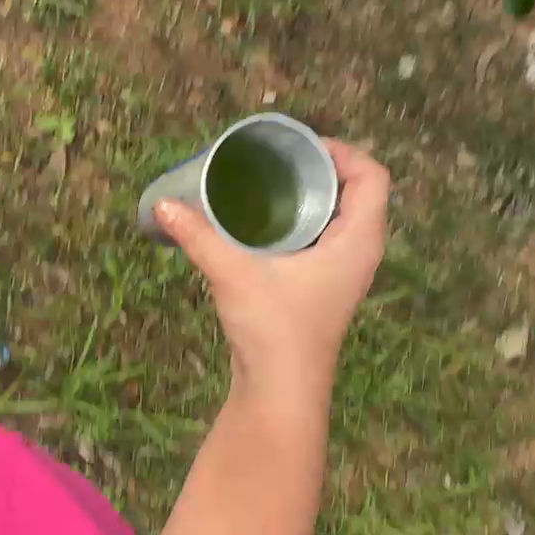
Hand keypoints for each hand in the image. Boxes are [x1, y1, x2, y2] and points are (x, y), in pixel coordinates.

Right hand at [155, 139, 389, 403]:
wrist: (281, 387)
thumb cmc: (273, 327)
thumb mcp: (233, 274)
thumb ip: (198, 238)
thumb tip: (162, 206)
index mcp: (358, 240)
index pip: (373, 176)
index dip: (342, 152)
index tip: (297, 147)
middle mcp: (359, 252)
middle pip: (355, 194)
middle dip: (317, 172)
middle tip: (272, 164)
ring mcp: (342, 274)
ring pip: (336, 220)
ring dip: (307, 200)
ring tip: (263, 189)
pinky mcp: (321, 289)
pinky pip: (319, 241)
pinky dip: (297, 225)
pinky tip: (259, 230)